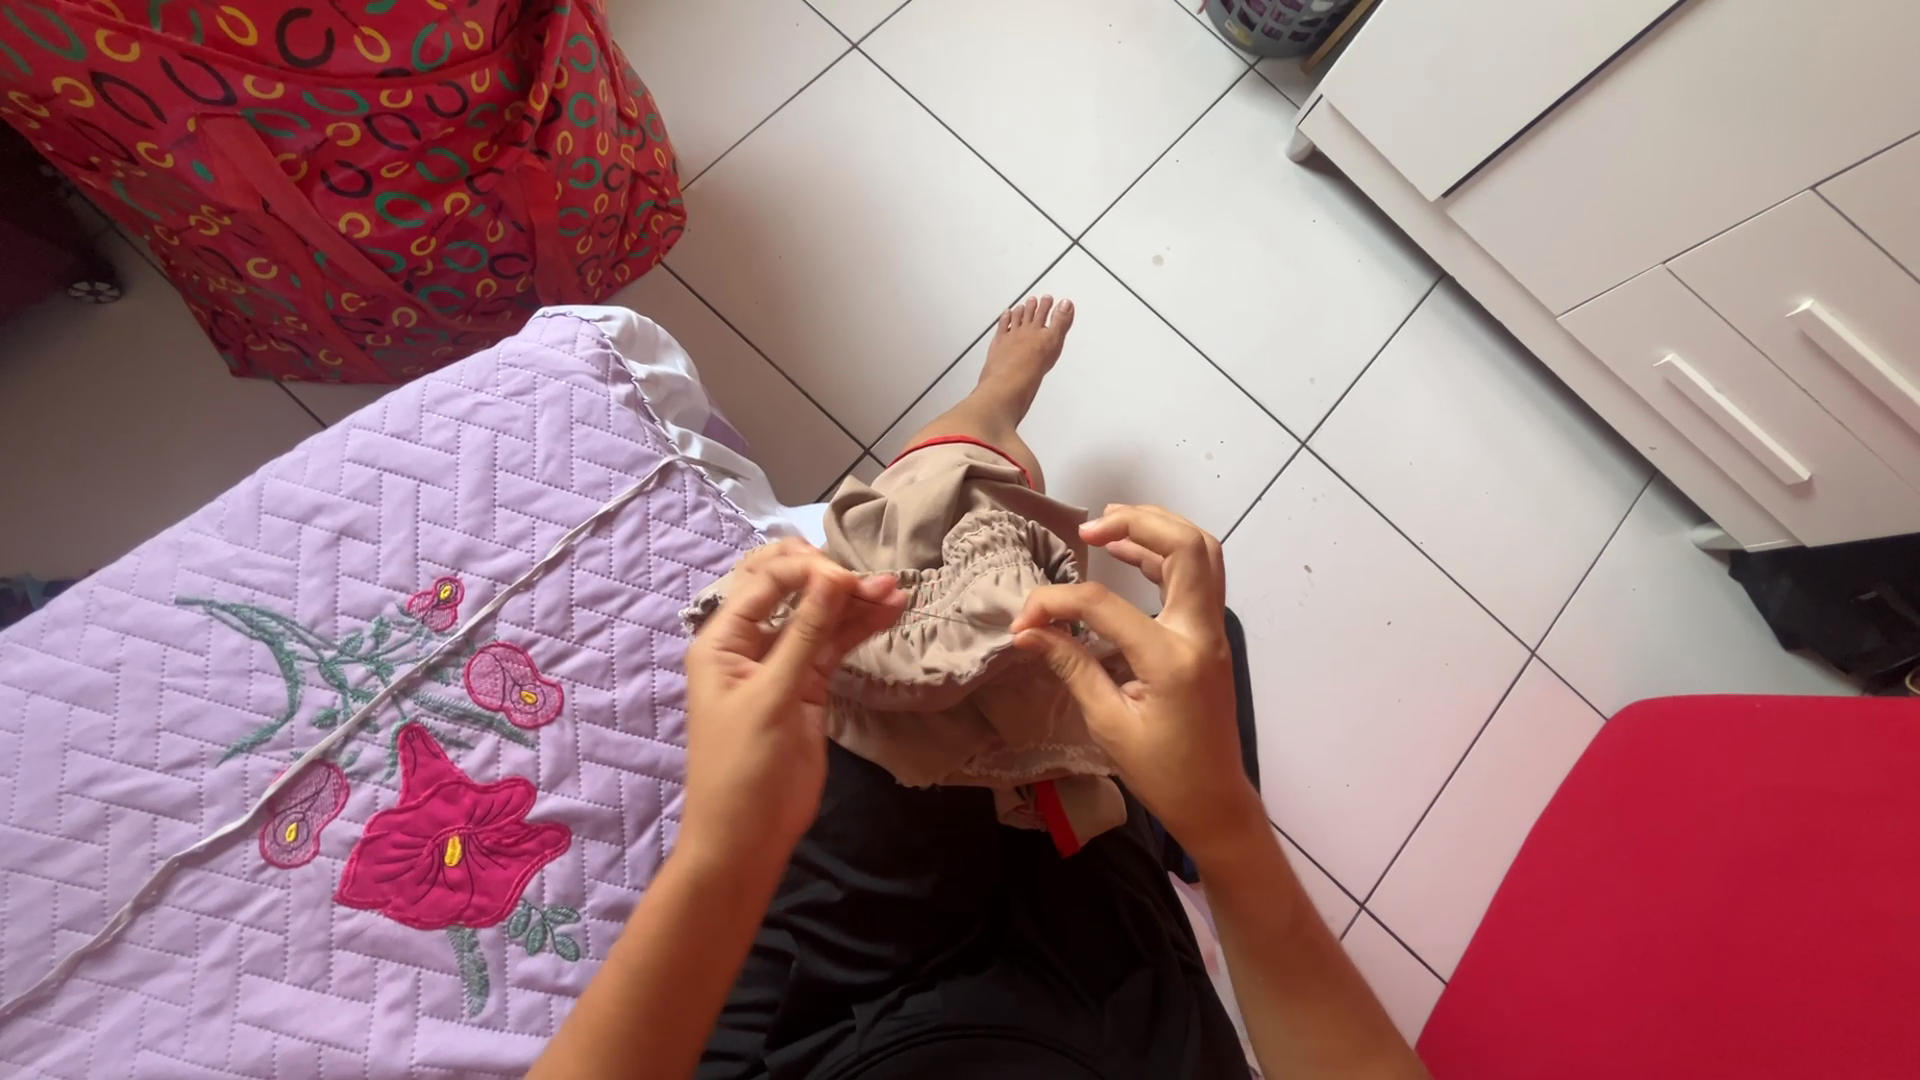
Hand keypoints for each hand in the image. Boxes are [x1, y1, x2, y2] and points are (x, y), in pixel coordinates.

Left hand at [681, 538, 904, 877]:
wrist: (747, 837)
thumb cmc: (743, 767)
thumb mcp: (773, 696)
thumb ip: (805, 633)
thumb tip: (833, 575)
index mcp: (723, 638)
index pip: (765, 580)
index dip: (808, 572)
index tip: (848, 581)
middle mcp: (750, 641)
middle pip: (790, 589)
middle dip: (831, 578)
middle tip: (873, 583)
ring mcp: (782, 662)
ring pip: (820, 617)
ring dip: (855, 603)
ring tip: (895, 591)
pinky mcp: (809, 684)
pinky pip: (835, 645)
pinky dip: (860, 629)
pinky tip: (889, 612)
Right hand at [1010, 505, 1264, 863]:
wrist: (1215, 801)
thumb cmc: (1162, 773)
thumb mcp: (1107, 724)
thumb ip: (1070, 666)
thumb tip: (1027, 631)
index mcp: (1171, 660)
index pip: (1104, 605)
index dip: (1056, 602)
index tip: (1026, 619)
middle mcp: (1200, 633)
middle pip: (1186, 546)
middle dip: (1137, 523)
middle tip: (1088, 530)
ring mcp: (1212, 631)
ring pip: (1201, 553)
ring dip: (1156, 530)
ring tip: (1106, 527)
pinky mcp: (1210, 635)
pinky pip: (1197, 576)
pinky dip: (1164, 554)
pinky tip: (1128, 554)